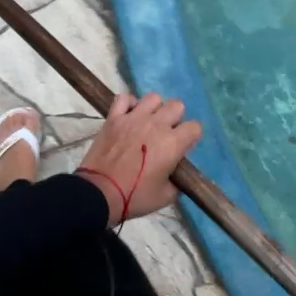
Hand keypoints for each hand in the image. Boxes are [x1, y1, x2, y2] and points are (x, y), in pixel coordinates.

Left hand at [74, 92, 202, 225]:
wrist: (100, 193)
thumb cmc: (135, 197)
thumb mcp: (166, 196)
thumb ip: (176, 180)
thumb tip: (176, 172)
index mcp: (172, 143)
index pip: (195, 127)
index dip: (192, 137)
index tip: (184, 147)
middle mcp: (156, 124)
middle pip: (177, 106)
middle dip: (176, 119)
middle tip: (167, 135)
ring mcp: (133, 118)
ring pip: (153, 98)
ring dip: (155, 109)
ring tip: (149, 123)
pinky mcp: (113, 118)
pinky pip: (123, 98)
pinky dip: (129, 104)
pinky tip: (129, 115)